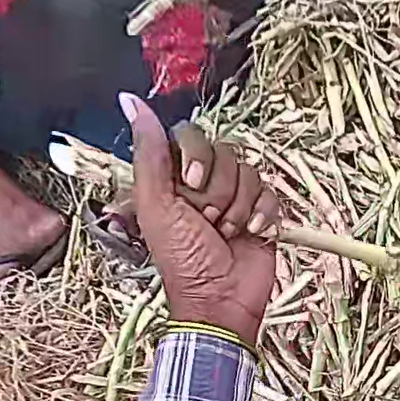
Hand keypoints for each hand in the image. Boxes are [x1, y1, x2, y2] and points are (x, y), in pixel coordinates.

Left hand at [122, 93, 278, 345]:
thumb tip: (129, 101)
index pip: (191, 135)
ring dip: (238, 207)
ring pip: (248, 172)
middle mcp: (205, 183)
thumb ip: (148, 154)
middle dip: (217, 190)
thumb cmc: (183, 260)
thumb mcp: (156, 205)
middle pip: (223, 152)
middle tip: (207, 221)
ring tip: (226, 233)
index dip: (196, 155)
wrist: (220, 300)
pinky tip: (252, 234)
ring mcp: (236, 199)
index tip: (191, 185)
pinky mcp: (262, 215)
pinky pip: (270, 193)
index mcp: (174, 177)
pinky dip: (262, 214)